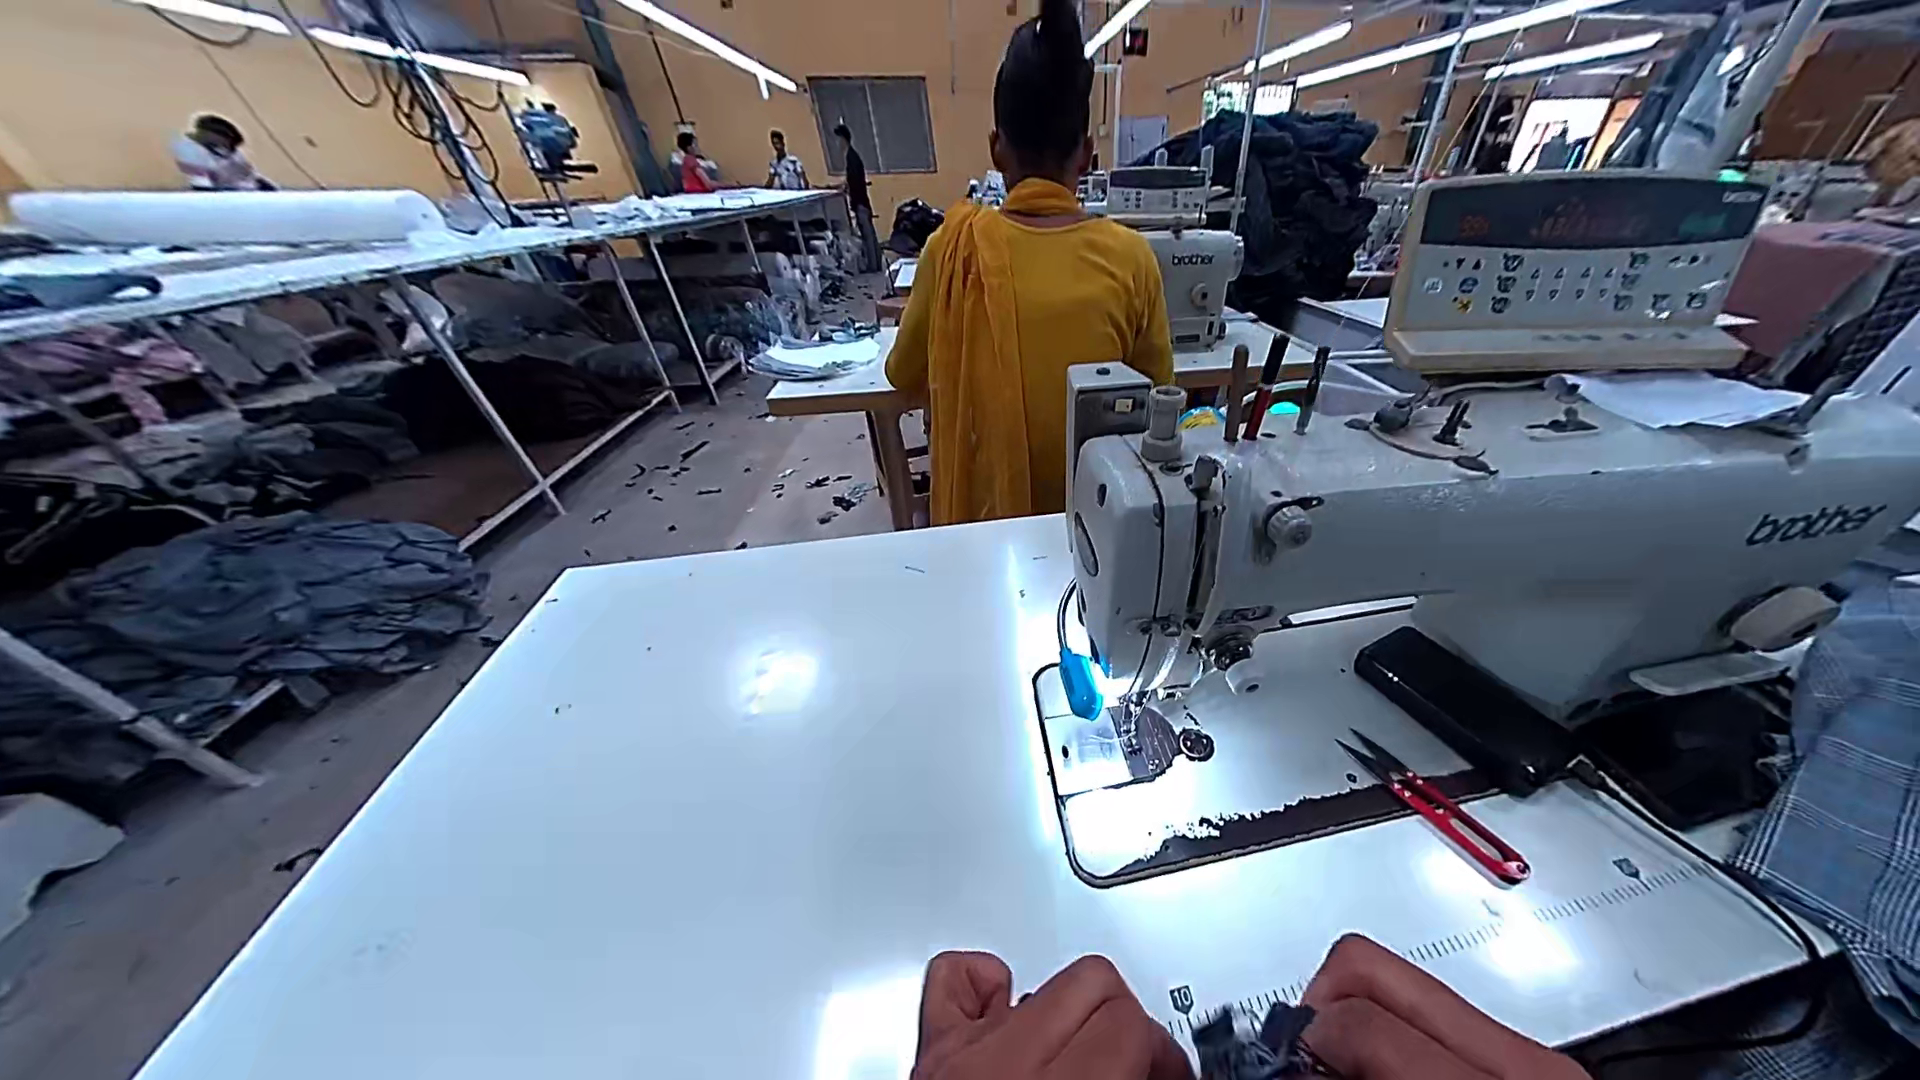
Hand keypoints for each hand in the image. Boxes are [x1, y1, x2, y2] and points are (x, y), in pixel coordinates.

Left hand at [913, 952, 1193, 1079]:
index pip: (1128, 1026)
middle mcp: (1004, 1065)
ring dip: (1070, 1006)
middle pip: (1091, 982)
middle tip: (1136, 1059)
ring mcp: (960, 1052)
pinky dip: (985, 987)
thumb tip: (1160, 1068)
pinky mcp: (929, 1049)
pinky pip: (956, 979)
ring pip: (1038, 973)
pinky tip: (1004, 1013)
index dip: (1162, 1049)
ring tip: (1082, 1046)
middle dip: (1126, 1019)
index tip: (1168, 1070)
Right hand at [1300, 935, 1590, 1079]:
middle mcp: (1529, 1068)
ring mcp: (1541, 1063)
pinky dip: (1396, 1038)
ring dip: (1355, 1020)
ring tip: (1350, 1072)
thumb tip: (1295, 1069)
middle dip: (1319, 1006)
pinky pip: (1436, 1015)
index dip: (1306, 1044)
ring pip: (1398, 982)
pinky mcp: (1543, 1069)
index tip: (1283, 1066)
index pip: (1363, 1021)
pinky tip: (1397, 1079)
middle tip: (1307, 1057)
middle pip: (1369, 965)